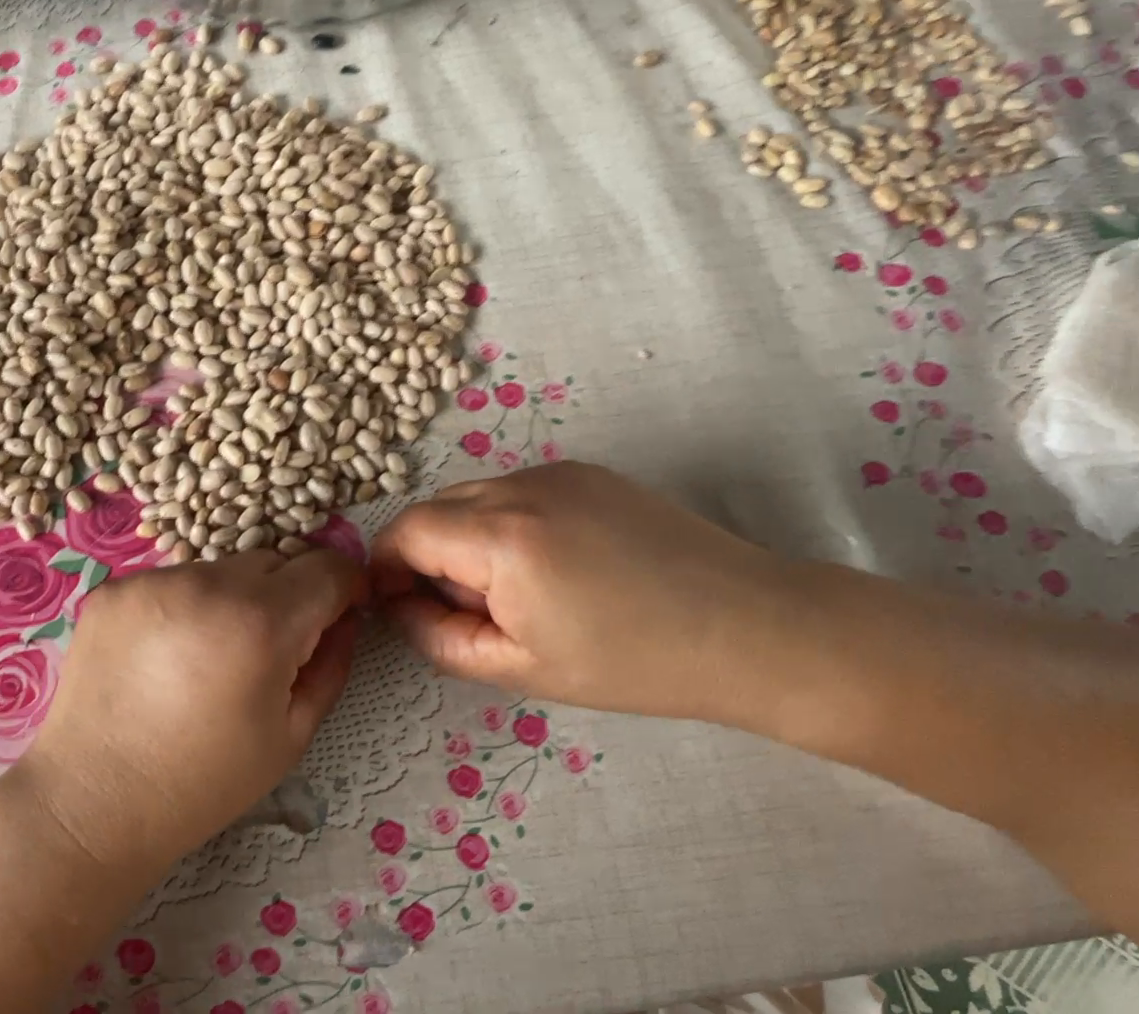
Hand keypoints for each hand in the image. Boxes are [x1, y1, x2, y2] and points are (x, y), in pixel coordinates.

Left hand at [12, 550, 365, 870]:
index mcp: (261, 623)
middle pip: (273, 561)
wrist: (93, 801)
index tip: (338, 613)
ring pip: (219, 570)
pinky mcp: (112, 588)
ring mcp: (152, 581)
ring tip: (207, 656)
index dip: (344, 588)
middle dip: (287, 595)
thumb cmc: (203, 782)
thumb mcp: (291, 735)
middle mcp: (207, 584)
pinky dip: (183, 606)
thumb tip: (345, 618)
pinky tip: (163, 655)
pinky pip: (171, 582)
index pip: (327, 568)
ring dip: (231, 599)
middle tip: (267, 649)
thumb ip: (331, 665)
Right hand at [369, 462, 808, 722]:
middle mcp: (521, 486)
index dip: (386, 568)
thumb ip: (437, 637)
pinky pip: (515, 491)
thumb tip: (399, 607)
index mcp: (500, 538)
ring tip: (510, 591)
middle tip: (460, 609)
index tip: (398, 606)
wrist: (752, 628)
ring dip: (464, 538)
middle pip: (435, 509)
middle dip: (425, 555)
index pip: (405, 531)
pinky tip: (550, 566)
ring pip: (474, 497)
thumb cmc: (632, 662)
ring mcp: (558, 472)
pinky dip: (504, 523)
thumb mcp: (518, 667)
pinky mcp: (587, 472)